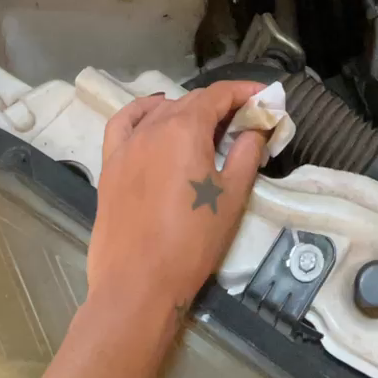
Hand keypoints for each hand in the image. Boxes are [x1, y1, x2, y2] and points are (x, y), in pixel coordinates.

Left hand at [85, 81, 267, 321]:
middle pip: (193, 100)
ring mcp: (128, 145)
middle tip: (247, 121)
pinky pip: (124, 123)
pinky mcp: (111, 165)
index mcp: (186, 129)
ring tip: (208, 128)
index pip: (219, 94)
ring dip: (189, 110)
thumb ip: (247, 152)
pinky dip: (143, 111)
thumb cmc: (192, 241)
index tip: (266, 98)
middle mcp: (154, 127)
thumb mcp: (233, 196)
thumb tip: (257, 128)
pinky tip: (156, 115)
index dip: (245, 91)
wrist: (137, 285)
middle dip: (222, 104)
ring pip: (162, 110)